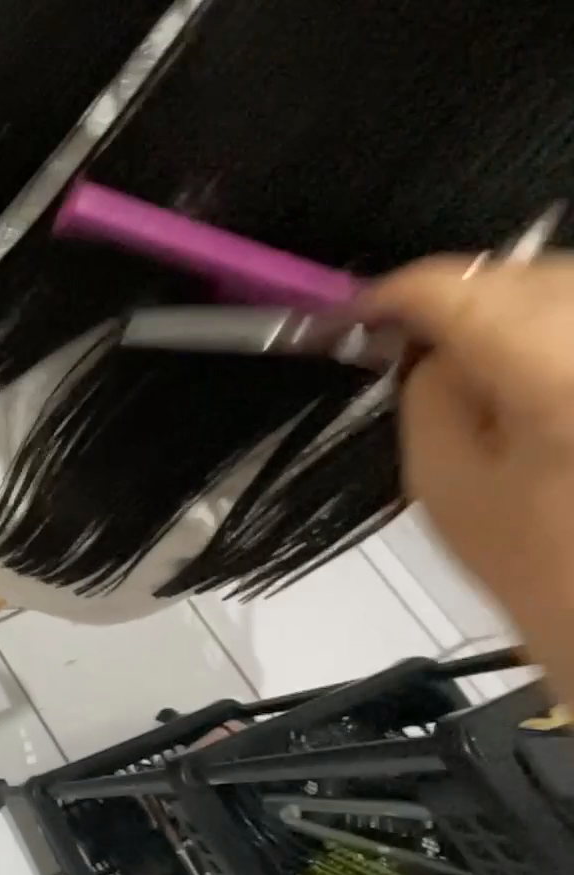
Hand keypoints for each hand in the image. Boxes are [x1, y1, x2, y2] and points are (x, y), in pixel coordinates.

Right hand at [365, 255, 573, 692]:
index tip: (356, 313)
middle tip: (418, 337)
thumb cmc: (541, 564)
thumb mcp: (445, 484)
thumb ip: (429, 396)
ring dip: (528, 305)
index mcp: (562, 379)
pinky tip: (538, 371)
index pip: (468, 292)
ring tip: (486, 355)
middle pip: (545, 274)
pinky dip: (563, 329)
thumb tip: (428, 343)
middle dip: (474, 294)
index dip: (400, 292)